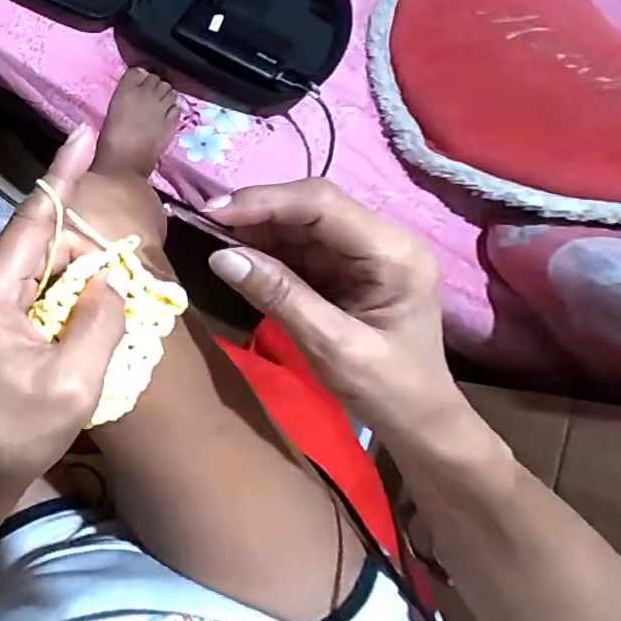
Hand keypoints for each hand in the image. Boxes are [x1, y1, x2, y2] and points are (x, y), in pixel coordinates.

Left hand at [0, 125, 127, 509]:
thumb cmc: (17, 434)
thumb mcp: (73, 385)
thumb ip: (99, 323)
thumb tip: (108, 280)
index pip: (32, 219)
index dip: (62, 174)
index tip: (82, 133)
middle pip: (39, 239)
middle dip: (84, 241)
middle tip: (123, 270)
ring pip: (37, 260)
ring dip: (76, 266)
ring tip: (110, 290)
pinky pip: (31, 282)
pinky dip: (63, 284)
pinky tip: (87, 301)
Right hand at [202, 180, 463, 440]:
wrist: (417, 420)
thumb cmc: (387, 389)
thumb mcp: (331, 347)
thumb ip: (279, 297)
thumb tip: (220, 256)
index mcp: (393, 252)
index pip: (322, 204)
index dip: (264, 201)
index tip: (212, 212)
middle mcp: (380, 238)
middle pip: (309, 204)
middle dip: (255, 210)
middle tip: (204, 222)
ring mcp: (360, 249)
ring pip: (298, 219)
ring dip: (254, 225)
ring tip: (212, 236)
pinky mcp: (341, 263)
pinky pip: (295, 242)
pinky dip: (262, 245)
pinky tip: (236, 252)